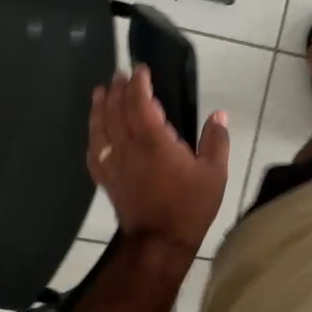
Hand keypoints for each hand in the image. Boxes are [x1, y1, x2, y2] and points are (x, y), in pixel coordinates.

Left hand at [87, 65, 231, 252]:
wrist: (158, 242)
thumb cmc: (189, 206)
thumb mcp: (215, 173)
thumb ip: (216, 141)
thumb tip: (218, 115)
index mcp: (154, 142)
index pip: (139, 103)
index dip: (138, 83)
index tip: (141, 69)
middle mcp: (128, 147)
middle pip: (115, 110)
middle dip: (117, 89)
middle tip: (120, 74)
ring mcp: (113, 163)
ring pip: (100, 127)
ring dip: (100, 106)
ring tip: (101, 91)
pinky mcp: (106, 178)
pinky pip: (94, 150)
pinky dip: (93, 134)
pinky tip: (95, 131)